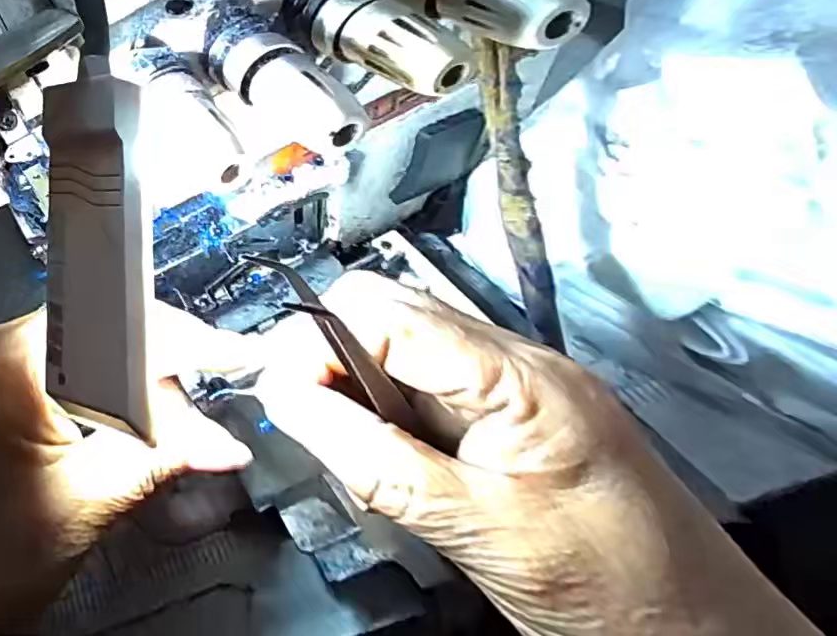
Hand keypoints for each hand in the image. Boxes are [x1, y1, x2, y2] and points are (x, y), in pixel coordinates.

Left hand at [0, 303, 252, 634]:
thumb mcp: (85, 503)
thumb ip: (156, 457)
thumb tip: (228, 442)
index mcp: (14, 357)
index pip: (109, 323)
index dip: (176, 337)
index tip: (233, 355)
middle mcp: (0, 342)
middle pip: (96, 326)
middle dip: (161, 355)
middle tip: (219, 383)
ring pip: (84, 345)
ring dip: (136, 372)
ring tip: (188, 405)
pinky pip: (65, 366)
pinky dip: (107, 385)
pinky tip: (140, 413)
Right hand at [255, 272, 815, 635]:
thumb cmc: (624, 597)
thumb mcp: (477, 528)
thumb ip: (369, 457)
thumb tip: (279, 395)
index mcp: (521, 379)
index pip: (381, 314)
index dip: (315, 342)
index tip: (281, 389)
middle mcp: (509, 360)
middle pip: (376, 306)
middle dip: (320, 348)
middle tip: (300, 404)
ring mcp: (500, 377)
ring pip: (379, 333)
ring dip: (340, 373)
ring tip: (341, 432)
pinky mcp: (487, 401)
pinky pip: (399, 368)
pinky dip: (365, 396)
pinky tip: (372, 440)